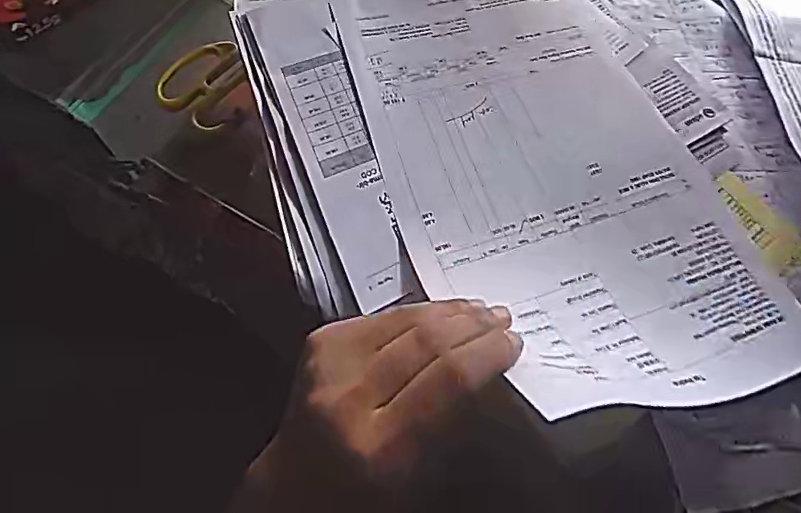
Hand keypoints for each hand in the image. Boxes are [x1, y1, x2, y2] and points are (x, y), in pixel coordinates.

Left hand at [232, 300, 521, 509]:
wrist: (288, 489)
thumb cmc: (358, 497)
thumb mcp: (412, 477)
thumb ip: (447, 423)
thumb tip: (487, 369)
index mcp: (380, 450)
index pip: (448, 381)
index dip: (486, 354)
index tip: (512, 342)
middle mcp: (350, 401)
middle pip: (428, 344)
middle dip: (472, 325)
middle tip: (501, 317)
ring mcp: (330, 366)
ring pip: (404, 321)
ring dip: (446, 311)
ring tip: (476, 308)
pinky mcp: (320, 343)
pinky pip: (379, 316)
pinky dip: (413, 312)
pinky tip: (436, 311)